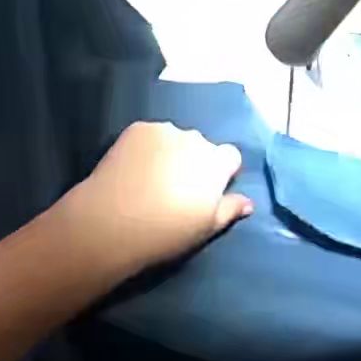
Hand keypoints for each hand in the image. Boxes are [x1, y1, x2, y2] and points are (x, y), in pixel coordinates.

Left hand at [39, 122, 252, 283]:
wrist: (113, 220)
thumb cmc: (166, 231)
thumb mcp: (206, 228)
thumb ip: (229, 209)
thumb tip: (247, 202)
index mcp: (216, 163)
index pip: (230, 156)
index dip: (220, 172)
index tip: (206, 190)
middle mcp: (194, 139)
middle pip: (201, 145)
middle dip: (194, 160)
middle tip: (176, 186)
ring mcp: (164, 130)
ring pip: (174, 138)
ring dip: (170, 151)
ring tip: (151, 177)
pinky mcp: (137, 128)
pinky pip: (150, 134)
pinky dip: (146, 146)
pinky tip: (134, 167)